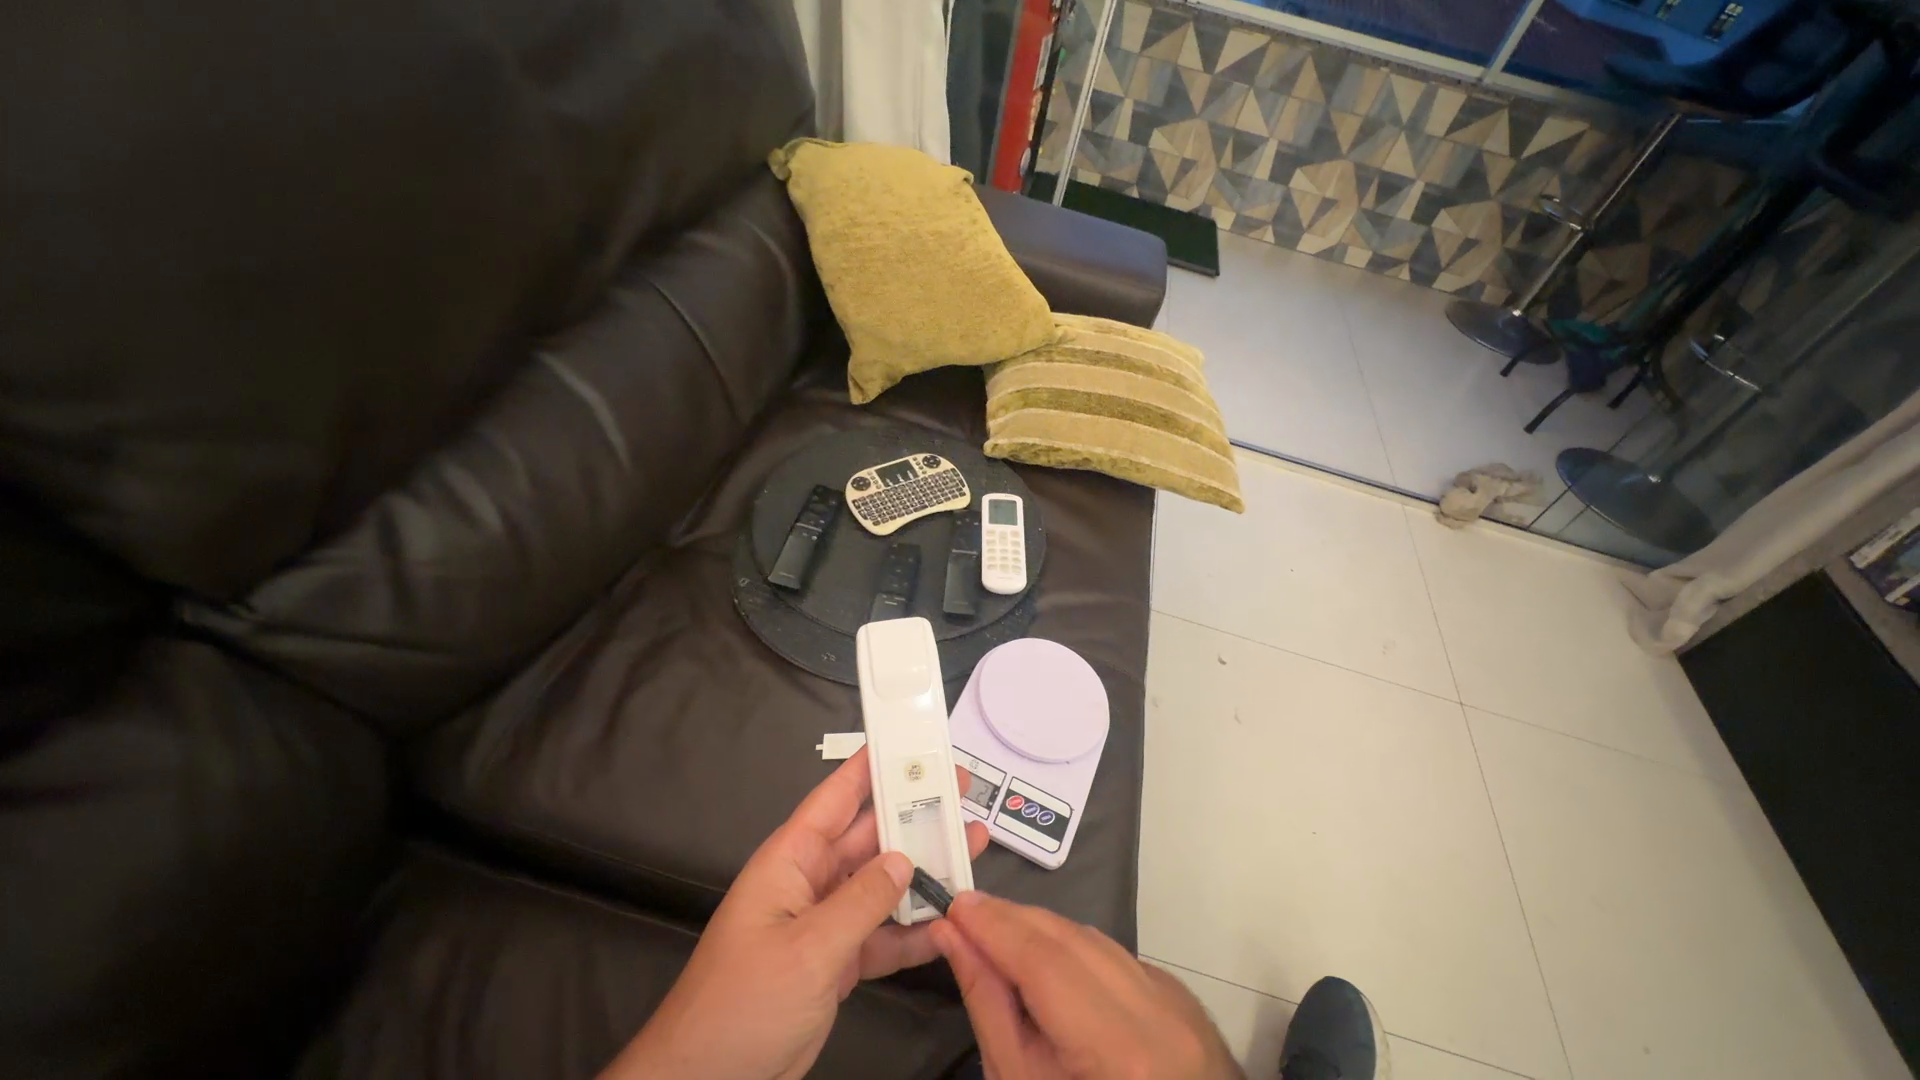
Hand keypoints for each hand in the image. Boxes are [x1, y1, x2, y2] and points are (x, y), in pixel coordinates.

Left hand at [601, 748, 988, 1079]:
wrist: (708, 1079)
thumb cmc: (743, 1002)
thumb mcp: (806, 948)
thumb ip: (861, 902)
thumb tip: (905, 860)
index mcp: (792, 861)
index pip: (836, 799)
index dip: (871, 767)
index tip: (910, 741)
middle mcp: (813, 882)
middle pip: (871, 838)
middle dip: (915, 814)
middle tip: (962, 791)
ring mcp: (827, 923)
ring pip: (885, 884)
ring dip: (926, 871)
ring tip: (972, 846)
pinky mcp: (840, 961)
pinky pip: (885, 934)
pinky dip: (917, 929)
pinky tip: (952, 920)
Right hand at [930, 892, 1242, 1079]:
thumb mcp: (1015, 1077)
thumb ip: (986, 1001)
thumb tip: (952, 935)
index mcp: (1119, 1050)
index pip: (1046, 963)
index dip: (996, 926)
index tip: (955, 904)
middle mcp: (1159, 1014)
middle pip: (1072, 941)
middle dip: (1014, 920)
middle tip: (966, 910)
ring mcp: (1176, 1001)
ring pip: (1095, 940)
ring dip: (1041, 929)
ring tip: (996, 928)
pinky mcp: (1179, 994)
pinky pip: (1115, 953)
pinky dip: (1075, 947)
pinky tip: (1045, 953)